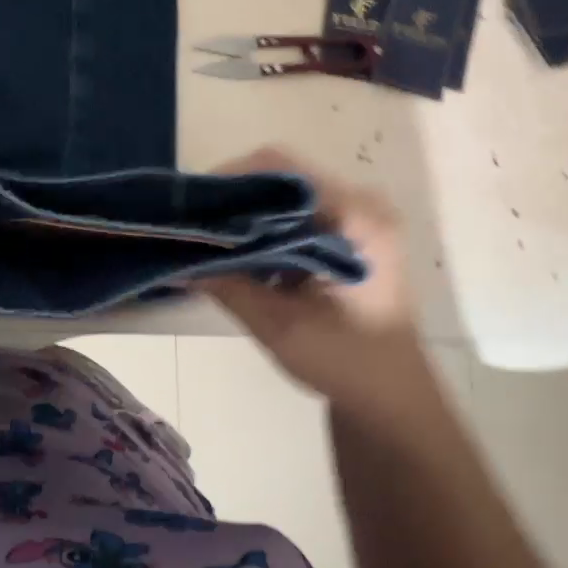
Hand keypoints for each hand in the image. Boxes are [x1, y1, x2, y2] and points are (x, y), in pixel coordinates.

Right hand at [198, 148, 427, 412]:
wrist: (392, 398)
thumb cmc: (345, 362)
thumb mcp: (278, 324)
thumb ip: (226, 283)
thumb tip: (175, 257)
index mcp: (357, 218)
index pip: (279, 170)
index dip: (227, 182)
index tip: (189, 210)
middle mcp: (362, 204)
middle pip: (279, 176)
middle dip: (230, 199)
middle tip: (190, 226)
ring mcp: (358, 217)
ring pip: (283, 194)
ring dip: (244, 213)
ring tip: (205, 238)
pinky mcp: (348, 234)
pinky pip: (294, 212)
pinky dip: (260, 226)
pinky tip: (235, 252)